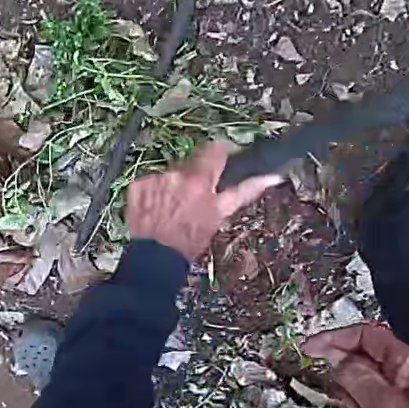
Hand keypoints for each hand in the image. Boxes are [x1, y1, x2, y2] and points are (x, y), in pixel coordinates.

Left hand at [124, 142, 281, 261]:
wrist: (156, 258)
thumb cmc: (192, 239)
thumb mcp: (220, 215)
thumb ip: (244, 191)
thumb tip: (272, 177)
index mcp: (199, 179)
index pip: (215, 149)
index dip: (221, 153)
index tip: (223, 161)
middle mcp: (175, 174)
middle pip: (191, 162)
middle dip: (195, 175)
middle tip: (196, 196)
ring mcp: (153, 179)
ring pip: (170, 173)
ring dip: (175, 184)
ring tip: (174, 206)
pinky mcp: (136, 186)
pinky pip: (150, 182)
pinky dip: (155, 192)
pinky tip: (158, 209)